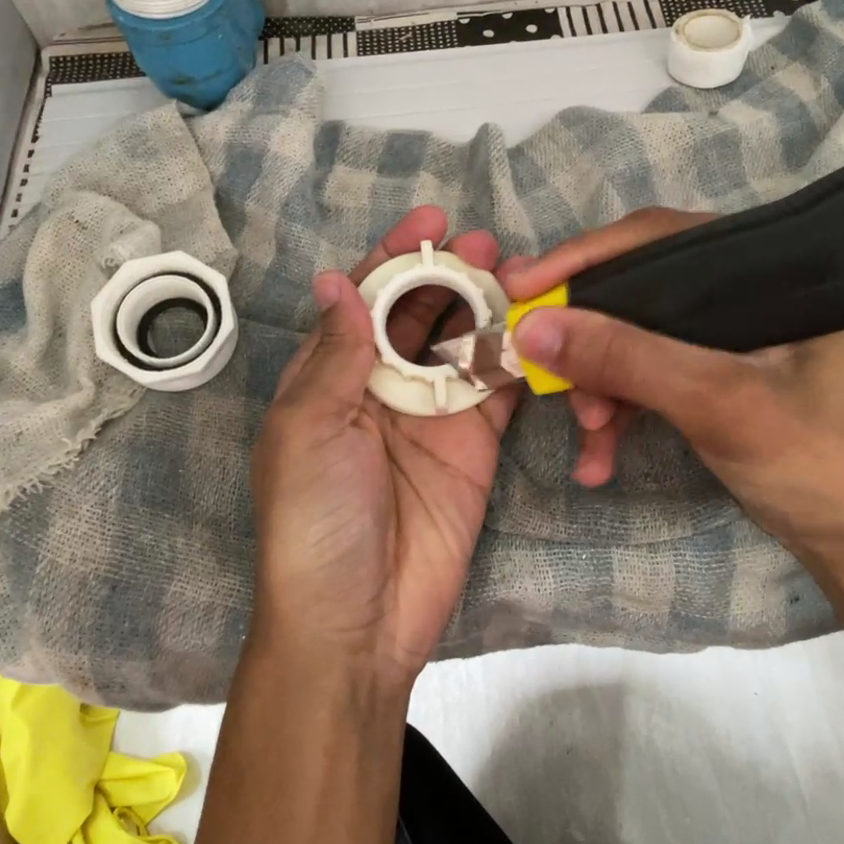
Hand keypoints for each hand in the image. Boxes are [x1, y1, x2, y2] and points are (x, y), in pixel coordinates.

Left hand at [250, 206, 517, 685]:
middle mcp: (379, 387)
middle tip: (486, 244)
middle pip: (418, 313)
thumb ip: (335, 356)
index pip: (362, 300)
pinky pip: (496, 390)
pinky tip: (535, 326)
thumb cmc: (315, 521)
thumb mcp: (308, 430)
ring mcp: (431, 416)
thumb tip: (337, 279)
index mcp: (328, 376)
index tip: (431, 222)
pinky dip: (515, 358)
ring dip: (486, 306)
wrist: (357, 621)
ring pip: (461, 344)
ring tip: (516, 272)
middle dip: (447, 274)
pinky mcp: (474, 447)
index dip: (393, 257)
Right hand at [502, 207, 843, 549]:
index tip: (519, 289)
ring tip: (587, 433)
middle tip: (540, 370)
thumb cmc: (814, 460)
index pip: (656, 239)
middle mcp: (742, 292)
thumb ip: (627, 358)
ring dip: (599, 386)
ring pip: (633, 340)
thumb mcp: (716, 402)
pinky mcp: (712, 377)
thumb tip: (530, 327)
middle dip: (588, 339)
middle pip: (635, 292)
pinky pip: (646, 378)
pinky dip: (618, 412)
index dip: (581, 259)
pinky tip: (599, 456)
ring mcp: (725, 338)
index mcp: (764, 269)